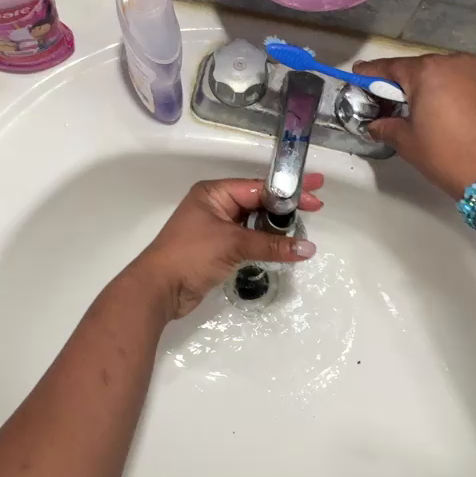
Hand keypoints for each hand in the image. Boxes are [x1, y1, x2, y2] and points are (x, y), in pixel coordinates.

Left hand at [121, 176, 322, 320]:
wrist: (159, 289)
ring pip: (254, 221)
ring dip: (276, 226)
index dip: (287, 190)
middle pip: (258, 202)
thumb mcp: (233, 244)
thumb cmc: (191, 255)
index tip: (315, 191)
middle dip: (285, 206)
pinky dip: (265, 241)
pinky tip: (284, 246)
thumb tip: (307, 248)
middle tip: (317, 205)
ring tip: (303, 229)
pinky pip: (248, 239)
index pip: (258, 187)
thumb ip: (271, 244)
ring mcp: (216, 227)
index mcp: (215, 193)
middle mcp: (216, 205)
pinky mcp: (217, 248)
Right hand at [353, 54, 475, 198]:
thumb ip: (387, 127)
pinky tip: (468, 119)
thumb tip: (375, 125)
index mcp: (428, 72)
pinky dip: (469, 96)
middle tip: (402, 104)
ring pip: (455, 75)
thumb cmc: (447, 156)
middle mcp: (458, 64)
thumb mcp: (408, 143)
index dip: (373, 72)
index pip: (392, 67)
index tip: (361, 73)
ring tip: (440, 114)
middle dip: (412, 83)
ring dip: (443, 88)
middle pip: (426, 69)